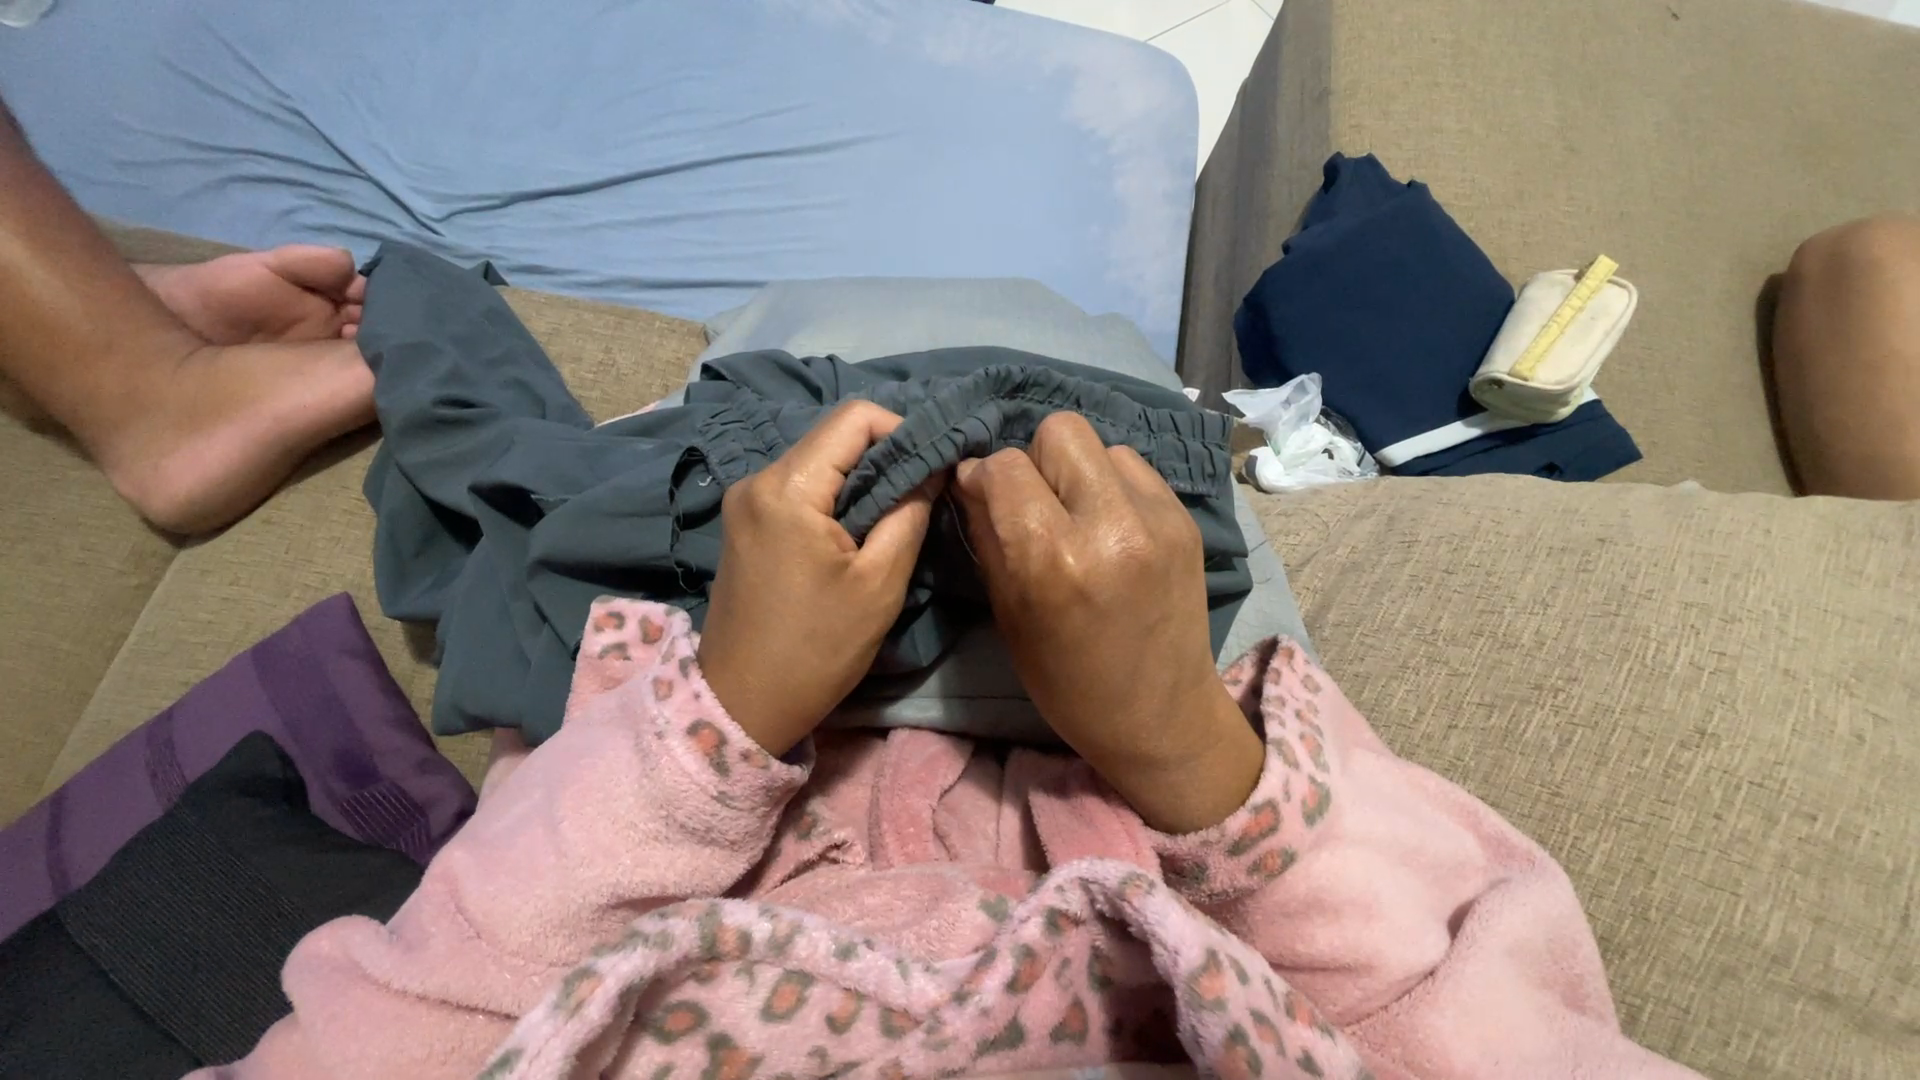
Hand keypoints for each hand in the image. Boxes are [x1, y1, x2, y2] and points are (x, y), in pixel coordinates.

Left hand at [698, 402, 937, 755]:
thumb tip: (932, 469)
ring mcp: (744, 501)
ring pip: (817, 462)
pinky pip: (799, 488)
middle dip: (884, 458)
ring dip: (860, 481)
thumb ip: (910, 513)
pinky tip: (854, 535)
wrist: (742, 703)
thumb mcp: (879, 583)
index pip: (854, 418)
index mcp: (787, 488)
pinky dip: (834, 499)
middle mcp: (756, 480)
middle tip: (920, 498)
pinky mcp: (744, 523)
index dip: (903, 432)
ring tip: (892, 520)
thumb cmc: (817, 648)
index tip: (930, 471)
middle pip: (833, 438)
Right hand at [954, 412, 1262, 832]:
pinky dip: (1112, 485)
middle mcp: (1111, 524)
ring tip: (1077, 515)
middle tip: (1035, 502)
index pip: (1005, 465)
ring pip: (1101, 444)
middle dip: (1034, 459)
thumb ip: (987, 536)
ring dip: (1076, 470)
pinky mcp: (1186, 519)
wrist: (1160, 716)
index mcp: (1054, 559)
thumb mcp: (1008, 614)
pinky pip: (1135, 469)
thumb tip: (973, 478)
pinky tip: (1111, 525)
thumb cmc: (1067, 681)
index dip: (985, 476)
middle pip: (1059, 430)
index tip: (984, 498)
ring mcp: (1158, 517)